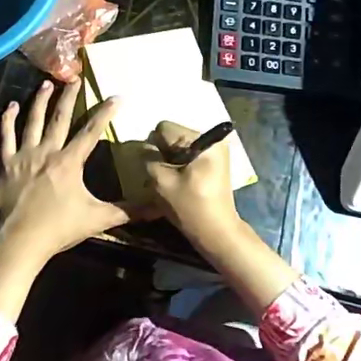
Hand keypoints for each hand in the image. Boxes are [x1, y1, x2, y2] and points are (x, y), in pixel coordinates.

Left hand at [0, 81, 136, 265]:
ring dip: (40, 100)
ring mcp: (24, 156)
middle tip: (75, 78)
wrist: (19, 242)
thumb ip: (128, 211)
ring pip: (33, 121)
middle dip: (69, 96)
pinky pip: (6, 136)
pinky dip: (8, 120)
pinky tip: (11, 106)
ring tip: (47, 83)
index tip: (115, 96)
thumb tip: (158, 207)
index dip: (104, 113)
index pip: (91, 131)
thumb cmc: (58, 230)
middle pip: (60, 118)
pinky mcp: (5, 164)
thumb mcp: (97, 219)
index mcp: (70, 162)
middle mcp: (47, 152)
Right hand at [132, 121, 240, 242]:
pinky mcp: (213, 161)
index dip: (154, 147)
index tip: (158, 168)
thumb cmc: (190, 207)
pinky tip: (180, 183)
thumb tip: (142, 147)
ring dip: (170, 161)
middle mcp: (212, 139)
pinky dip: (180, 165)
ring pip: (179, 145)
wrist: (217, 232)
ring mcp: (215, 150)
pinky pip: (188, 154)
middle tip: (164, 176)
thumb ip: (148, 159)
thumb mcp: (162, 182)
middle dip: (163, 153)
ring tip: (172, 181)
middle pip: (173, 135)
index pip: (164, 128)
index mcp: (203, 140)